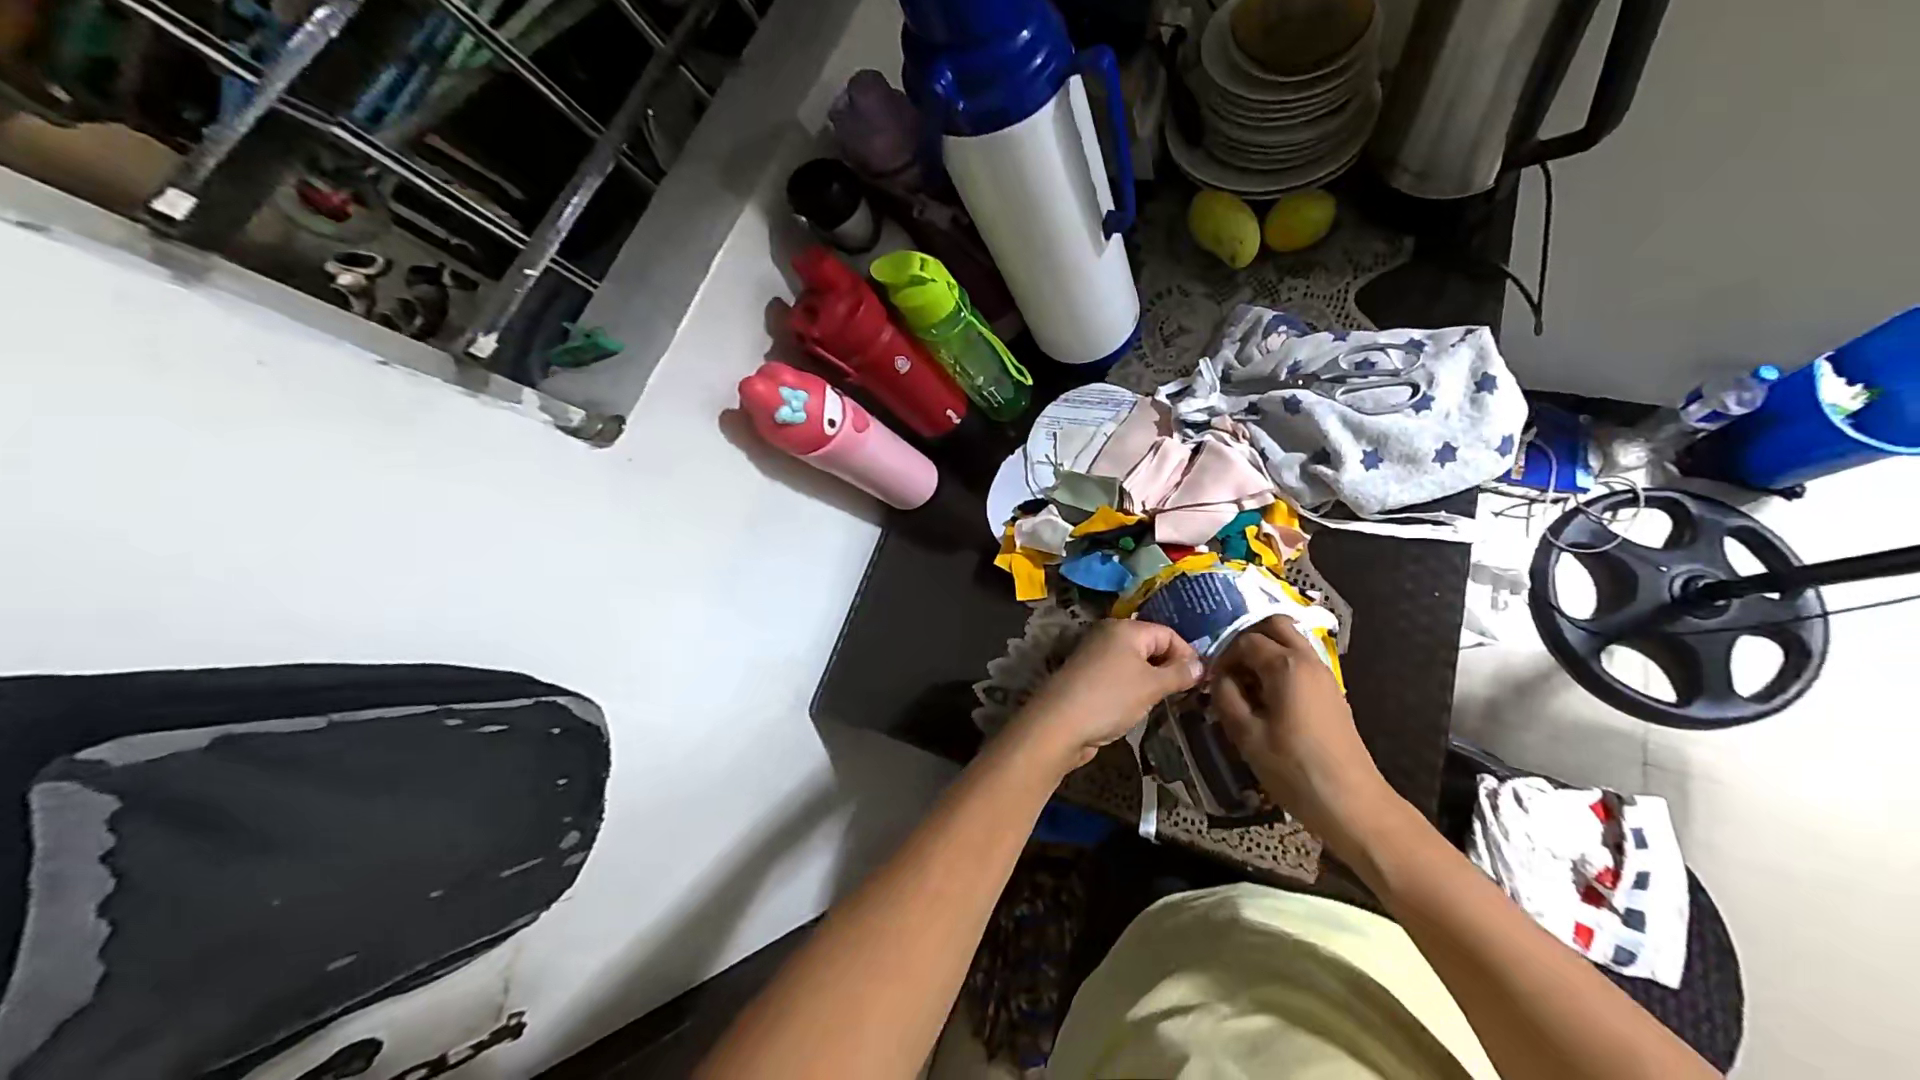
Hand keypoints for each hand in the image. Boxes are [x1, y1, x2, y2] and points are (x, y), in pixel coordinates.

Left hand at [1011, 620, 1203, 769]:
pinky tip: (1140, 708)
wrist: (1059, 724)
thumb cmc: (1110, 698)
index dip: (1187, 654)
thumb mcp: (1152, 685)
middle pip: (1150, 647)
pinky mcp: (1087, 678)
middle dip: (1170, 668)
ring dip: (1152, 681)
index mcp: (1124, 628)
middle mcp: (1108, 636)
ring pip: (1134, 664)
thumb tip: (1200, 665)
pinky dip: (1133, 689)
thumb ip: (1179, 673)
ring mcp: (1095, 657)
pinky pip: (1119, 678)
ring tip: (1167, 702)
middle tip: (1187, 693)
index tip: (1202, 680)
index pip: (1168, 633)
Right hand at [1210, 617, 1403, 853]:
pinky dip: (1280, 666)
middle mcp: (1308, 660)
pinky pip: (1301, 661)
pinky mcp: (1331, 693)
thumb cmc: (1293, 769)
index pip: (1244, 641)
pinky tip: (1266, 697)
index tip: (1211, 681)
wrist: (1351, 803)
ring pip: (1291, 641)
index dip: (1222, 656)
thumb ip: (1226, 696)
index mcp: (1286, 666)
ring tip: (1245, 682)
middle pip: (1275, 625)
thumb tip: (1219, 678)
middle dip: (1247, 638)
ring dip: (1265, 651)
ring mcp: (1325, 675)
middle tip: (1229, 667)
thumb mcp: (1246, 734)